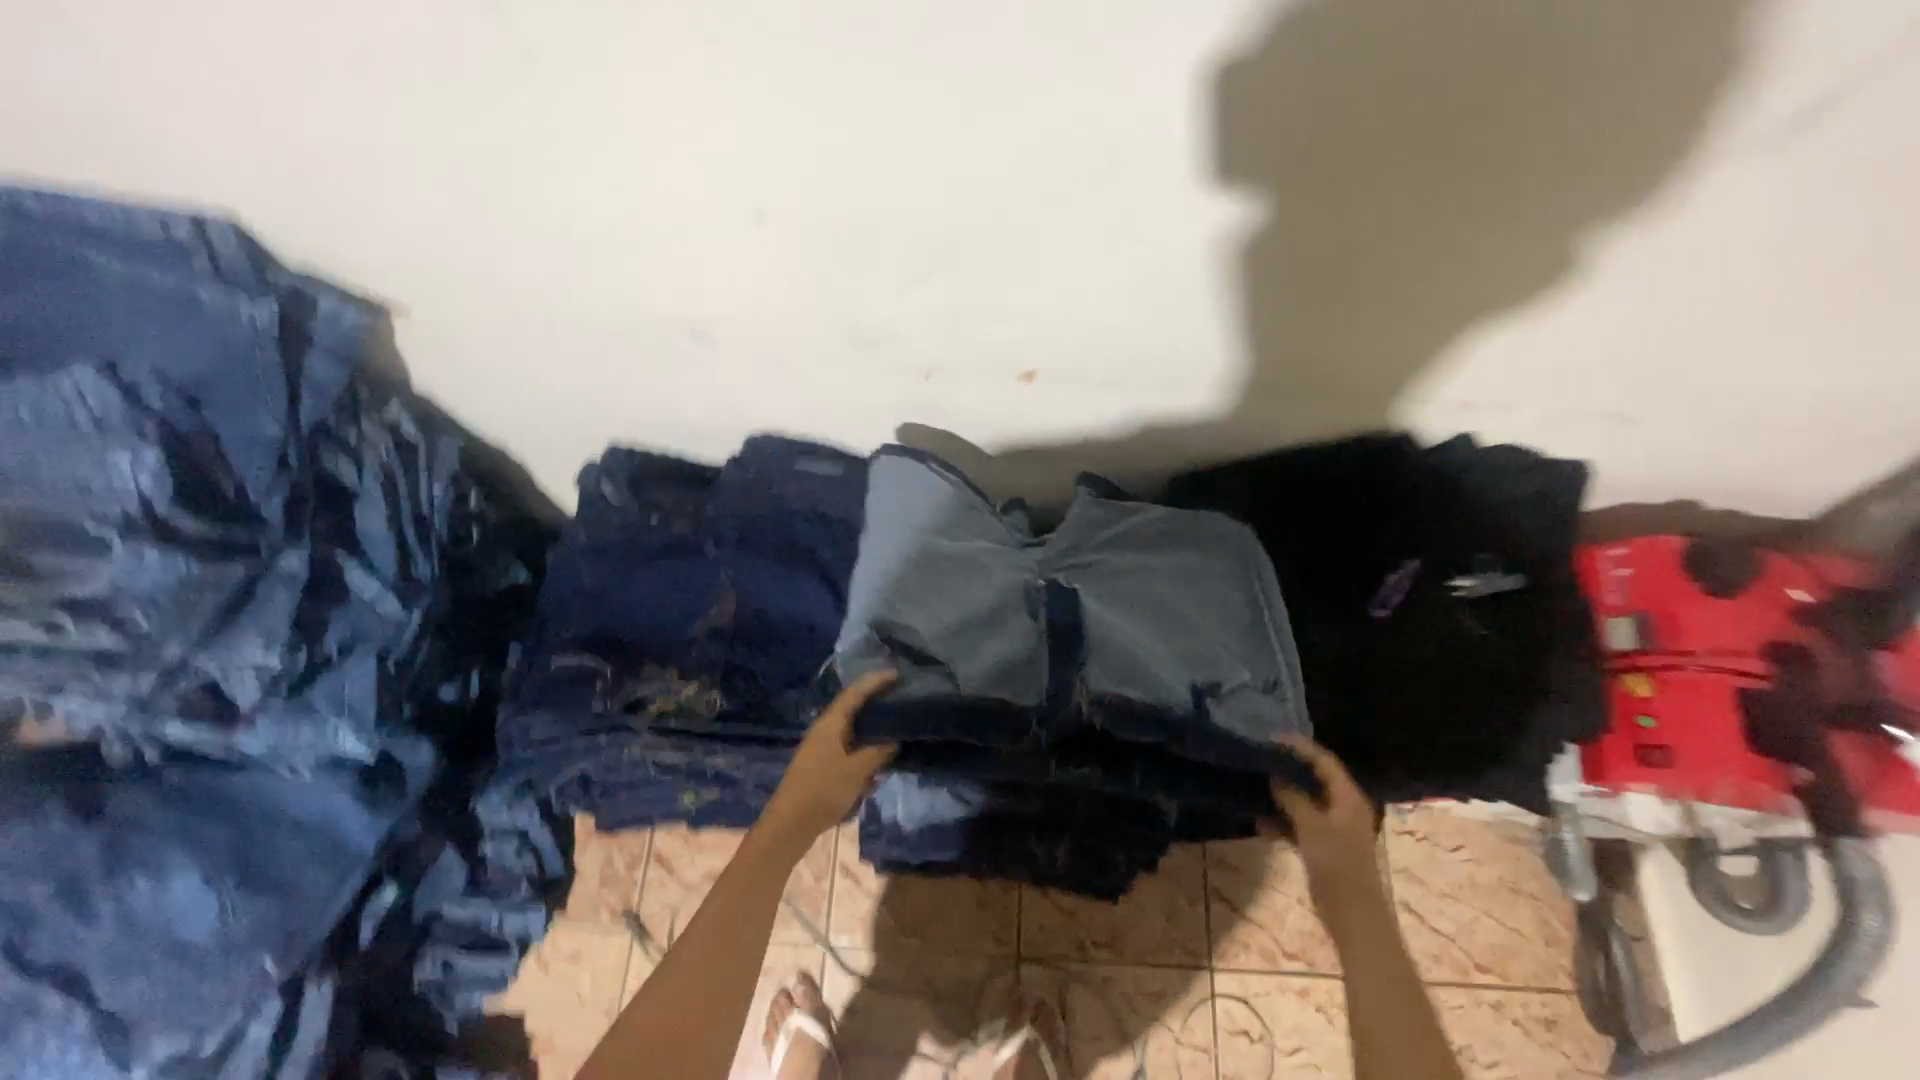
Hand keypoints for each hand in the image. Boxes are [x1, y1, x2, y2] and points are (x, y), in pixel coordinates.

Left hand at [758, 672, 897, 849]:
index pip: (855, 694)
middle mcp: (824, 732)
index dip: (875, 682)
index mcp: (830, 725)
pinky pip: (848, 752)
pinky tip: (878, 767)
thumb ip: (878, 752)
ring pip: (851, 733)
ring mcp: (821, 750)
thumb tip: (894, 741)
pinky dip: (864, 753)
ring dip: (871, 732)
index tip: (896, 674)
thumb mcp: (857, 771)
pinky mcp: (822, 768)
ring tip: (895, 730)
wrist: (789, 825)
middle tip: (900, 700)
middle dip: (875, 704)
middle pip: (852, 710)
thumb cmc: (823, 791)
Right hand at [1268, 736, 1385, 921]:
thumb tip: (1276, 775)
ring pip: (1305, 802)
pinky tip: (1260, 823)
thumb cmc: (1337, 867)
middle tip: (1260, 758)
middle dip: (1288, 768)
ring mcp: (1334, 828)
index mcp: (1348, 798)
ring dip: (1282, 796)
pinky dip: (1283, 821)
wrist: (1353, 916)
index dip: (1300, 747)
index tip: (1272, 737)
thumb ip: (1293, 798)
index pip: (1324, 762)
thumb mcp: (1312, 827)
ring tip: (1254, 786)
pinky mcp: (1324, 847)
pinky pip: (1300, 824)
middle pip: (1315, 779)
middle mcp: (1343, 808)